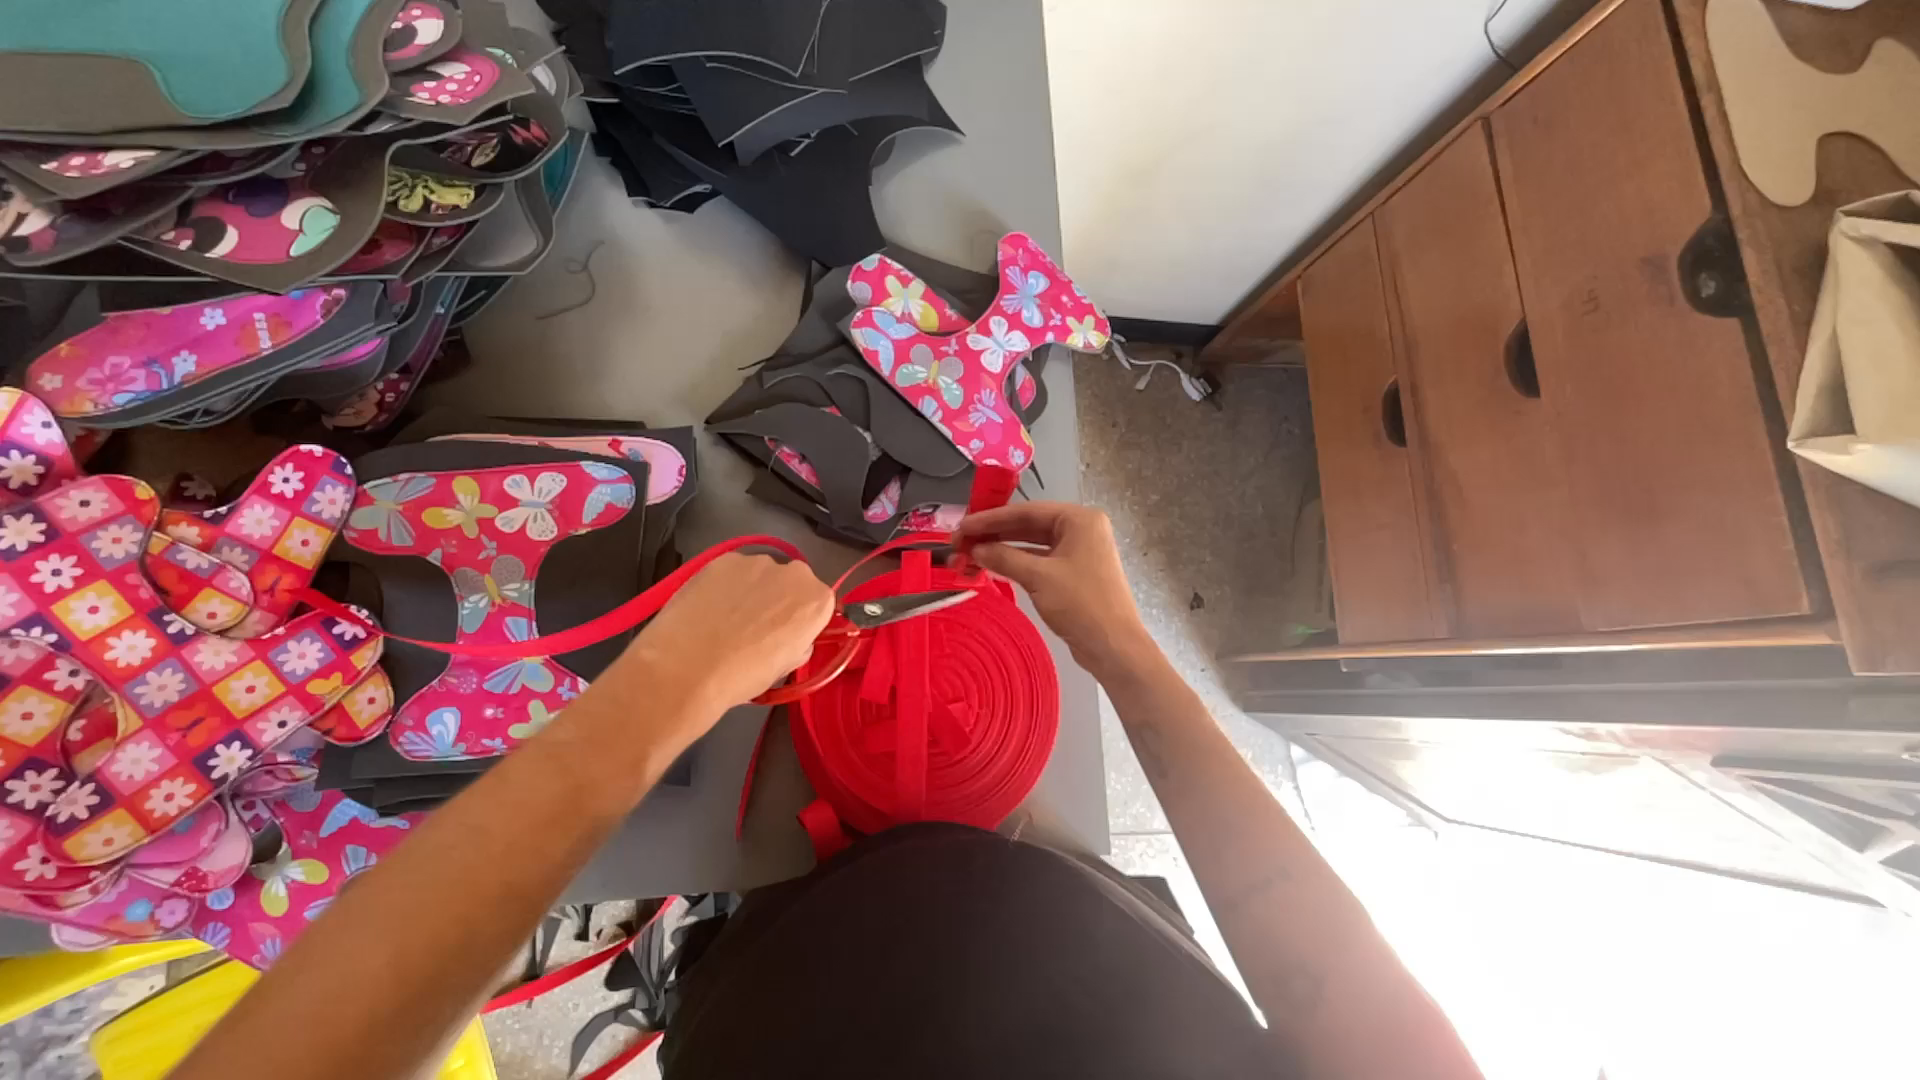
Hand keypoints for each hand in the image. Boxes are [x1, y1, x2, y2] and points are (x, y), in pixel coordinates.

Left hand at [601, 553, 834, 738]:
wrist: (688, 665)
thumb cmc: (744, 675)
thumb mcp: (787, 665)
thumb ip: (800, 641)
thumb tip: (792, 634)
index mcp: (817, 600)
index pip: (822, 603)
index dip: (804, 619)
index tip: (788, 633)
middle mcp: (794, 573)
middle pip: (794, 582)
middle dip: (781, 598)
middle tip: (757, 626)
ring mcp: (757, 562)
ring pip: (762, 574)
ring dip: (752, 589)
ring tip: (726, 617)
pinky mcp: (723, 559)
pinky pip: (733, 571)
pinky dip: (725, 585)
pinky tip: (708, 607)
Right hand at [953, 503, 1156, 678]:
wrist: (1114, 647)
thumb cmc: (1081, 604)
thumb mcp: (1038, 577)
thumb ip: (1004, 557)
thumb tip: (975, 549)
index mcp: (1079, 519)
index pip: (1026, 511)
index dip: (990, 519)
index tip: (961, 527)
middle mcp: (1081, 529)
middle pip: (1028, 525)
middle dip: (994, 534)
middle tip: (960, 542)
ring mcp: (1079, 552)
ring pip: (1032, 544)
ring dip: (1002, 549)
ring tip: (969, 554)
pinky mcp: (1074, 573)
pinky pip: (1039, 561)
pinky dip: (1016, 563)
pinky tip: (992, 566)